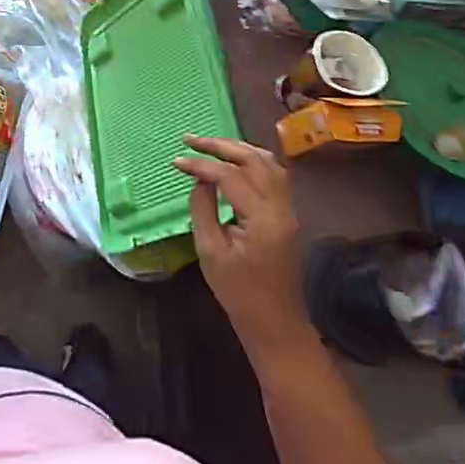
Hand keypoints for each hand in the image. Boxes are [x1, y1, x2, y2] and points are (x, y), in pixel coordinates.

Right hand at [174, 136, 307, 349]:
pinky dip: (253, 161)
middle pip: (254, 160)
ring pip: (268, 163)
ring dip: (239, 148)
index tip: (177, 161)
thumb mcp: (211, 252)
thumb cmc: (239, 293)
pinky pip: (274, 175)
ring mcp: (287, 210)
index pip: (230, 176)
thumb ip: (203, 209)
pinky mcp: (286, 215)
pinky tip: (235, 161)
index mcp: (263, 217)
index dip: (202, 165)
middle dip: (221, 146)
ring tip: (211, 145)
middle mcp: (280, 207)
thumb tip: (200, 180)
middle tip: (191, 140)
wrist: (275, 323)